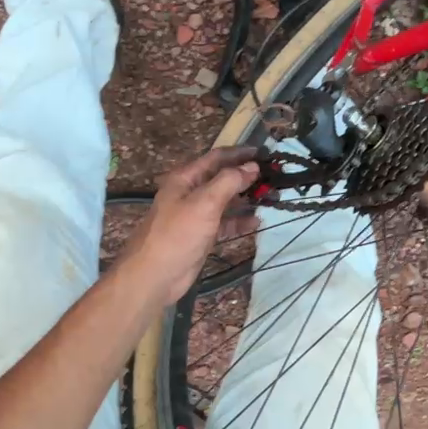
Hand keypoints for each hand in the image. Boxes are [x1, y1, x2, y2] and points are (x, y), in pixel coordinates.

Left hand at [118, 148, 259, 304]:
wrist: (155, 275)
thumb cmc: (178, 234)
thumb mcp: (205, 202)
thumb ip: (229, 181)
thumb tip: (252, 167)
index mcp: (186, 178)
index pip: (216, 158)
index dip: (239, 154)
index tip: (264, 153)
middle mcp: (190, 193)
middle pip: (222, 178)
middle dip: (246, 177)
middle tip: (273, 178)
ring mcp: (196, 215)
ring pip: (225, 201)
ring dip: (246, 199)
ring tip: (271, 198)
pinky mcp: (202, 235)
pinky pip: (225, 223)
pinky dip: (240, 221)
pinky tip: (256, 222)